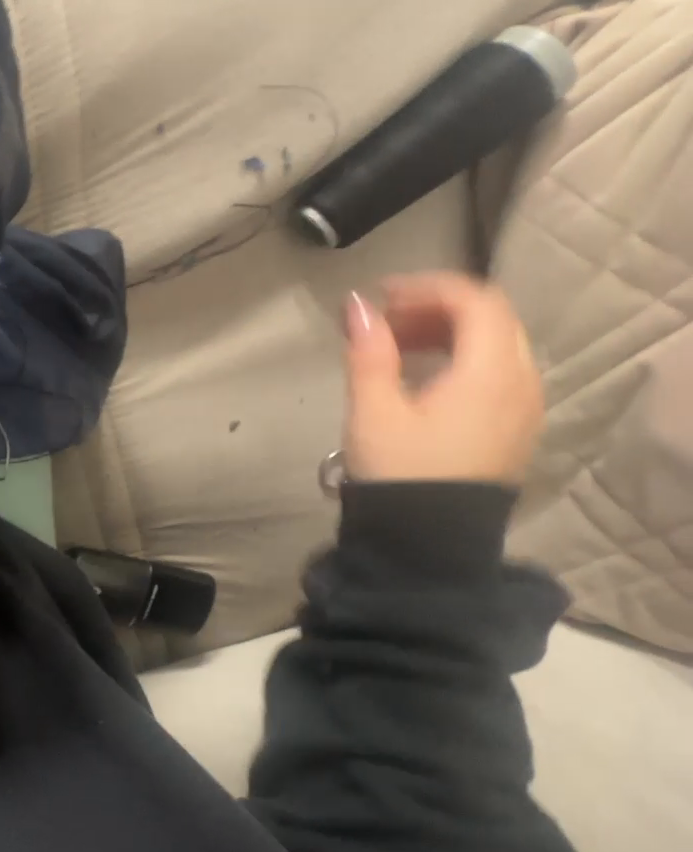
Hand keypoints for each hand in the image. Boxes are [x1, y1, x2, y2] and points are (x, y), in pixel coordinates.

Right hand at [342, 273, 544, 484]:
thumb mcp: (372, 411)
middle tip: (383, 322)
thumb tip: (357, 306)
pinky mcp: (515, 424)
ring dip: (448, 333)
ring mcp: (524, 403)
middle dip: (435, 309)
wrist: (428, 535)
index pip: (475, 301)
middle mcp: (521, 378)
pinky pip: (497, 372)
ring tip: (396, 348)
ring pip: (496, 344)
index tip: (380, 295)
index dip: (428, 287)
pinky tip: (423, 377)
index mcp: (489, 370)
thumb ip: (368, 354)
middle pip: (490, 318)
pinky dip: (461, 358)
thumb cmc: (398, 469)